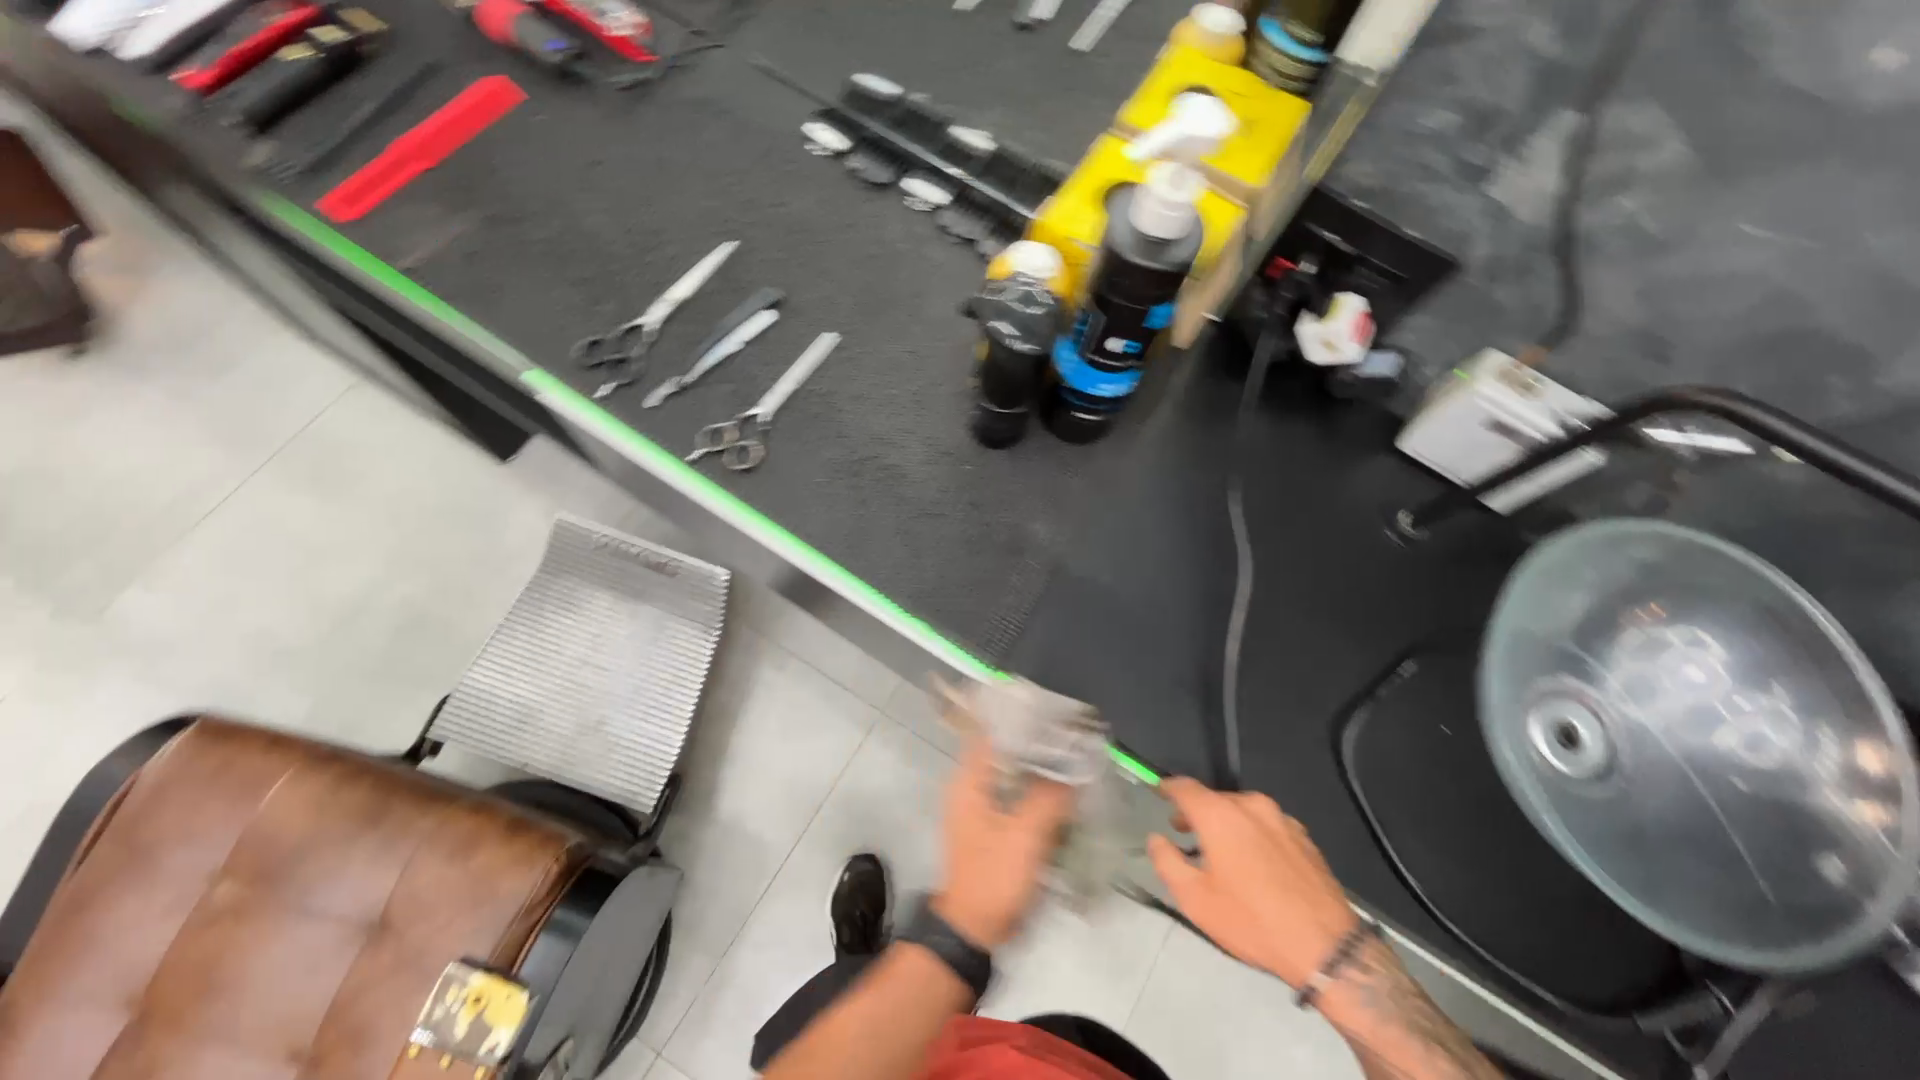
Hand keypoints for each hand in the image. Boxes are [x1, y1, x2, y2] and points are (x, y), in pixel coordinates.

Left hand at [932, 735, 1073, 949]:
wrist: (975, 930)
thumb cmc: (994, 878)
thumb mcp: (1025, 836)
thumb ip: (1049, 798)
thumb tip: (1075, 768)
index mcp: (969, 783)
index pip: (993, 735)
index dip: (1023, 722)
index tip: (1056, 714)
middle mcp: (972, 790)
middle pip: (1008, 756)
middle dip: (1041, 748)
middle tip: (1077, 740)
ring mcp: (982, 811)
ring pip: (1017, 780)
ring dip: (1043, 774)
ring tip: (1078, 762)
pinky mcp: (995, 831)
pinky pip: (1020, 803)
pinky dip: (1040, 797)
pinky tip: (1067, 797)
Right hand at [1147, 777, 1357, 987]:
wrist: (1325, 945)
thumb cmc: (1251, 920)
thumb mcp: (1195, 899)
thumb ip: (1167, 862)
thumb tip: (1157, 839)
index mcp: (1220, 815)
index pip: (1185, 787)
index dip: (1168, 788)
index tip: (1159, 793)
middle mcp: (1252, 806)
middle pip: (1216, 798)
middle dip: (1197, 812)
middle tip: (1184, 832)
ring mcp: (1283, 820)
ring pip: (1244, 811)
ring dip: (1227, 823)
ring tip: (1220, 850)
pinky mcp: (1305, 838)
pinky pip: (1268, 826)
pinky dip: (1253, 834)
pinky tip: (1255, 863)